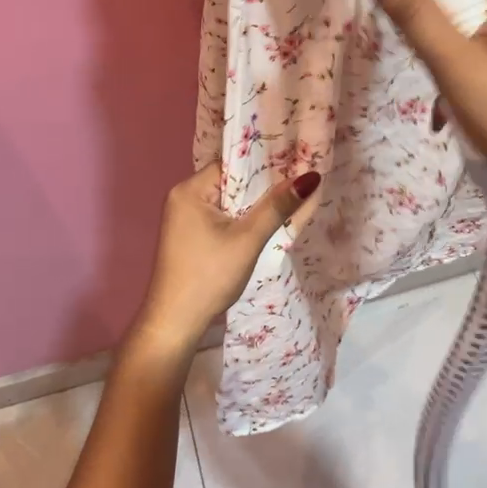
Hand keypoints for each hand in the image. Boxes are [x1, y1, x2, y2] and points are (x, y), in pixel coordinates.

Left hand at [129, 163, 321, 355]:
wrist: (175, 323)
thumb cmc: (209, 276)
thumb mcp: (247, 240)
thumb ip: (277, 206)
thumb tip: (310, 176)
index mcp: (188, 190)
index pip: (231, 165)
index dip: (261, 166)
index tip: (293, 166)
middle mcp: (181, 197)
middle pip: (228, 182)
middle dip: (259, 188)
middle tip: (296, 184)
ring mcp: (182, 219)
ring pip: (225, 202)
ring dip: (250, 207)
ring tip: (285, 203)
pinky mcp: (187, 237)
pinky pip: (218, 218)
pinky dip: (238, 221)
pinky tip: (260, 226)